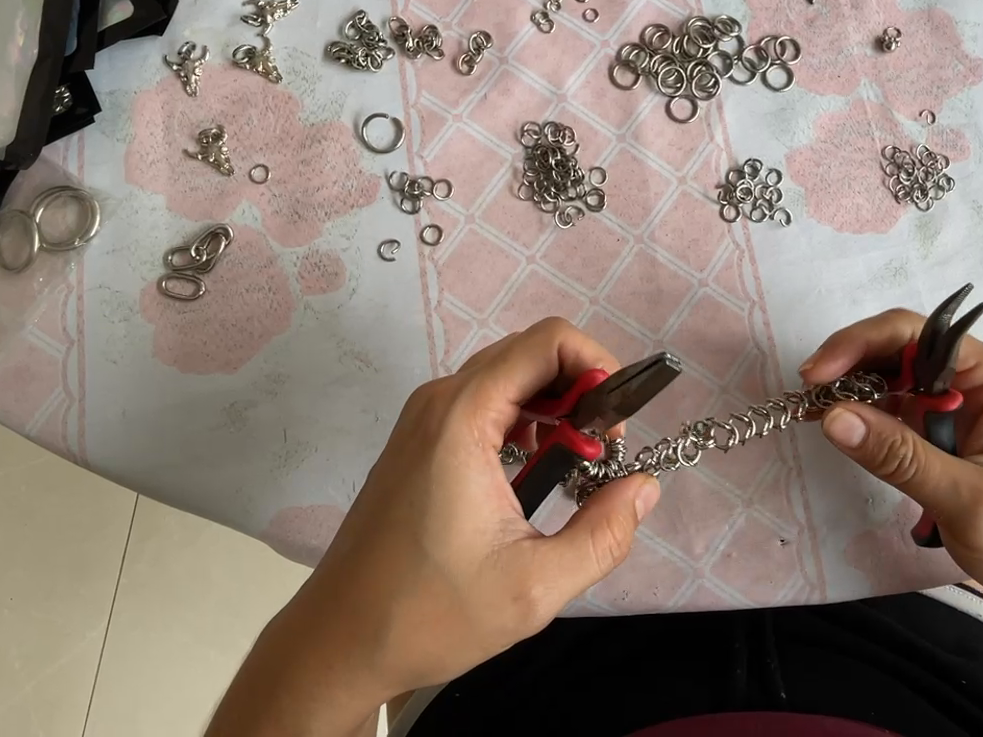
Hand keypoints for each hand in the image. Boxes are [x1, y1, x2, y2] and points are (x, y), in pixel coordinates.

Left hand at [209, 318, 660, 736]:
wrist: (337, 642)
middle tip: (602, 449)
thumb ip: (603, 534)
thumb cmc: (430, 614)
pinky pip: (486, 399)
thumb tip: (645, 488)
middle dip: (580, 387)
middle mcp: (442, 398)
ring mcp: (426, 415)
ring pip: (508, 374)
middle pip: (530, 351)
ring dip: (554, 403)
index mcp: (464, 417)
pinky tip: (534, 468)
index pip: (547, 340)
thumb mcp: (534, 586)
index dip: (597, 363)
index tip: (616, 422)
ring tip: (575, 461)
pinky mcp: (420, 436)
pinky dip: (524, 417)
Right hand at [800, 309, 982, 615]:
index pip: (917, 334)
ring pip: (890, 374)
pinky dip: (860, 414)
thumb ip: (900, 457)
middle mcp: (975, 378)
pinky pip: (892, 407)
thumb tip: (831, 416)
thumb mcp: (969, 502)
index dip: (861, 343)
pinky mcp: (940, 431)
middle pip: (897, 346)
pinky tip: (833, 424)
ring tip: (810, 409)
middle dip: (850, 363)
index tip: (818, 375)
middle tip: (807, 393)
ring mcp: (956, 403)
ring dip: (850, 387)